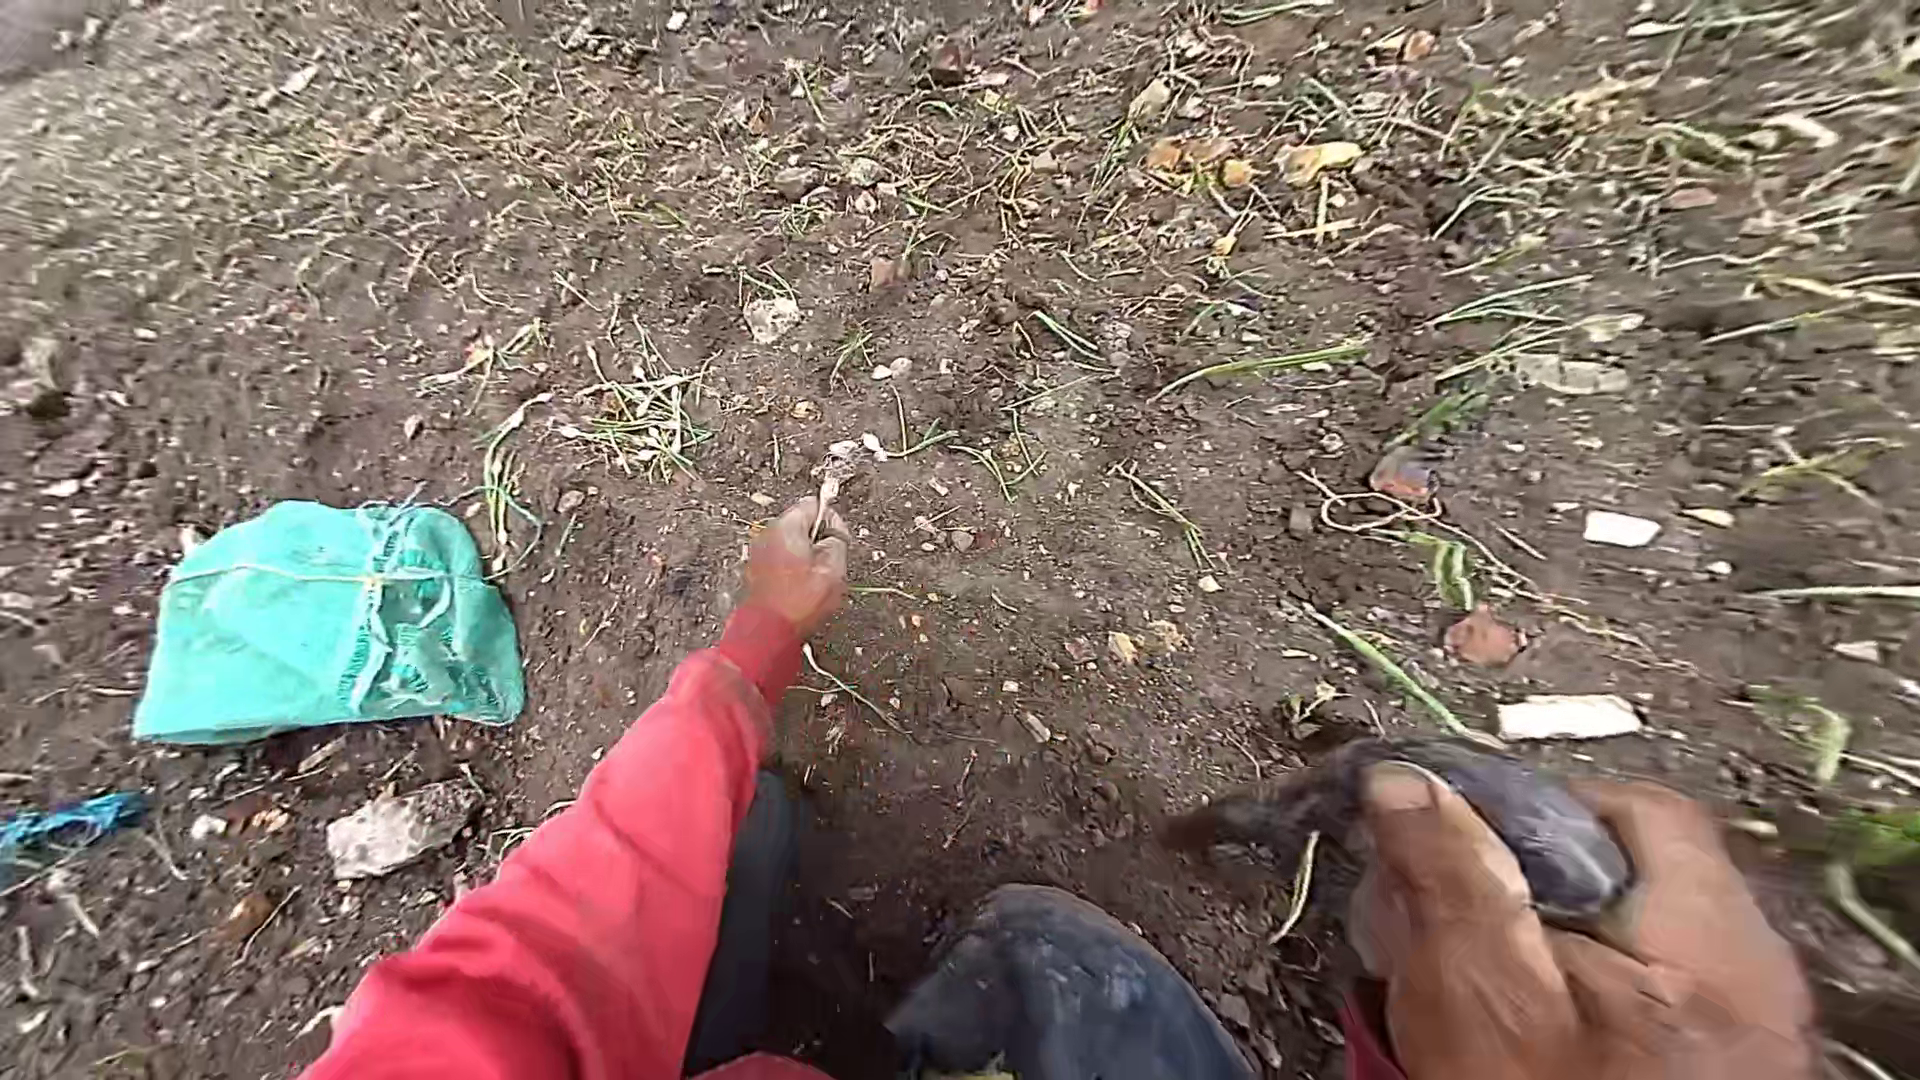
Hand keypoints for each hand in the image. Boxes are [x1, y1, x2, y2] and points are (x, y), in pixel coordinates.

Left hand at [742, 497, 848, 638]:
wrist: (769, 632)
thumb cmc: (802, 600)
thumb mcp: (833, 566)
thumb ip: (837, 539)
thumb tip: (833, 534)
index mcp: (786, 527)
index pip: (814, 505)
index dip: (832, 521)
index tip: (840, 543)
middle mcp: (768, 534)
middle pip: (802, 524)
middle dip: (819, 540)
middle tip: (829, 565)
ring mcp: (759, 552)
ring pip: (793, 543)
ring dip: (808, 556)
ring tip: (816, 580)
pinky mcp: (756, 571)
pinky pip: (782, 559)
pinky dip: (794, 568)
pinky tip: (801, 588)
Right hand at [1355, 764, 1814, 1079]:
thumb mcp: (1477, 982)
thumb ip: (1445, 870)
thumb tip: (1400, 776)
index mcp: (1713, 949)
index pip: (1638, 808)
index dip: (1538, 796)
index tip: (1462, 824)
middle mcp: (1738, 969)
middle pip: (1607, 850)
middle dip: (1504, 851)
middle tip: (1437, 882)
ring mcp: (1716, 1008)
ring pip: (1591, 895)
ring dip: (1504, 895)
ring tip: (1446, 931)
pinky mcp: (1682, 1035)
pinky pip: (1596, 943)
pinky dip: (1528, 937)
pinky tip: (1480, 969)